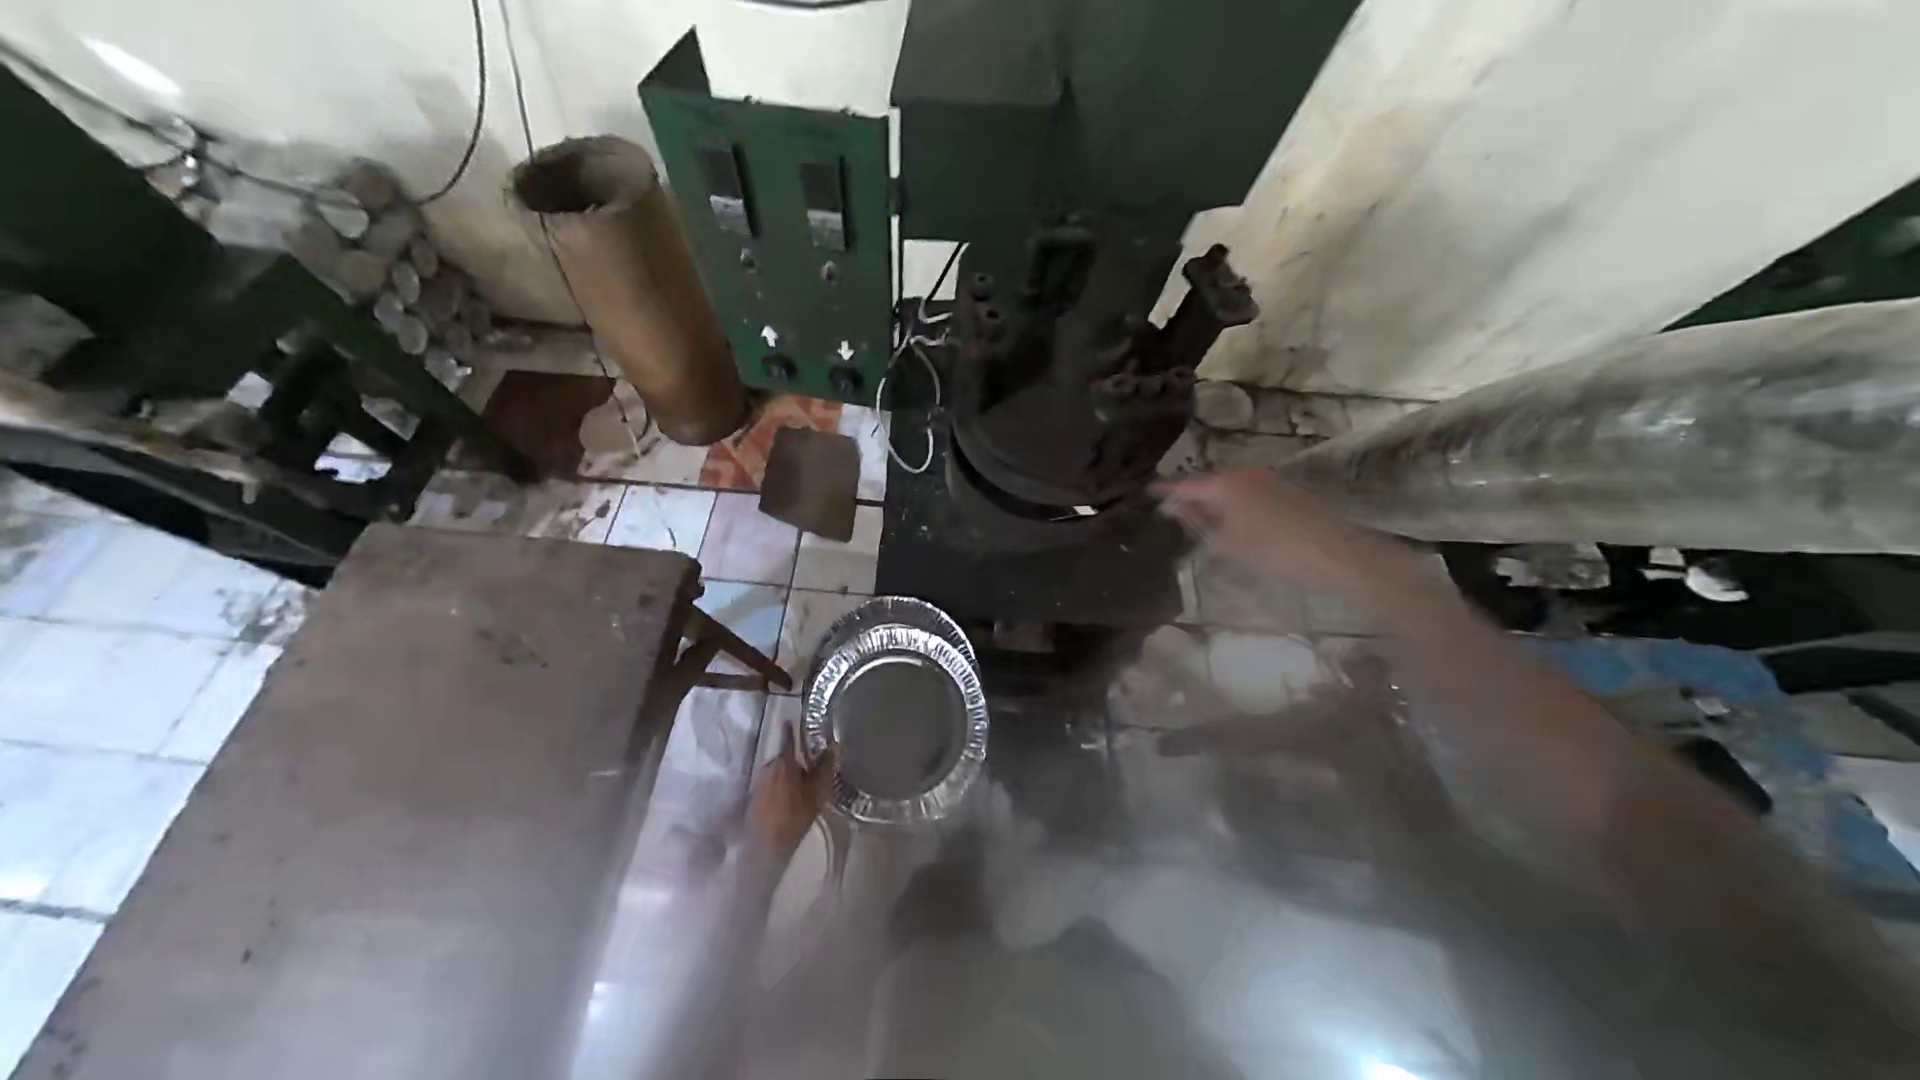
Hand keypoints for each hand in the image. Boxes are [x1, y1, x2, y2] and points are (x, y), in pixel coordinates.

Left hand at [748, 726, 834, 857]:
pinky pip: (770, 783)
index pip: (789, 738)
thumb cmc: (795, 815)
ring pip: (777, 771)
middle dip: (795, 759)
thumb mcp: (817, 791)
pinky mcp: (754, 796)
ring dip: (787, 774)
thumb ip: (825, 767)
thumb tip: (834, 745)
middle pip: (784, 756)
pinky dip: (779, 785)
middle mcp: (769, 766)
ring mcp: (759, 781)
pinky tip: (787, 797)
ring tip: (800, 785)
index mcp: (785, 762)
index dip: (792, 729)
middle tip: (809, 766)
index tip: (794, 719)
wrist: (765, 846)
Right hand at [1154, 469, 1414, 604]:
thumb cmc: (1271, 550)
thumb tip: (1177, 509)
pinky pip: (1246, 492)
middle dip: (1191, 498)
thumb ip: (1196, 522)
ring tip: (1203, 523)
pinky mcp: (1283, 488)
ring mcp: (1265, 478)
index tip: (1148, 495)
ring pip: (1228, 488)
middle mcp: (1242, 473)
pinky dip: (1233, 504)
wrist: (1333, 551)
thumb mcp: (1225, 542)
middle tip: (1176, 515)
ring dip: (1214, 502)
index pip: (1183, 485)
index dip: (1164, 492)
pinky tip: (1233, 523)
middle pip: (1207, 483)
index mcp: (1223, 484)